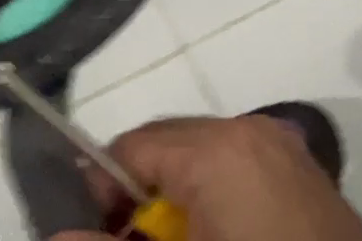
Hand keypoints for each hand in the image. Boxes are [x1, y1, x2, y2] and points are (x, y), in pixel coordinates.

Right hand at [65, 115, 361, 240]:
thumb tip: (61, 234)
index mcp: (217, 149)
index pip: (133, 145)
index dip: (100, 189)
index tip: (89, 231)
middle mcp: (250, 131)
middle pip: (168, 144)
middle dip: (136, 194)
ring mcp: (281, 145)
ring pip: (202, 155)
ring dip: (174, 196)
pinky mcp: (300, 167)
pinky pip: (237, 165)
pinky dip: (213, 194)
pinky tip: (213, 234)